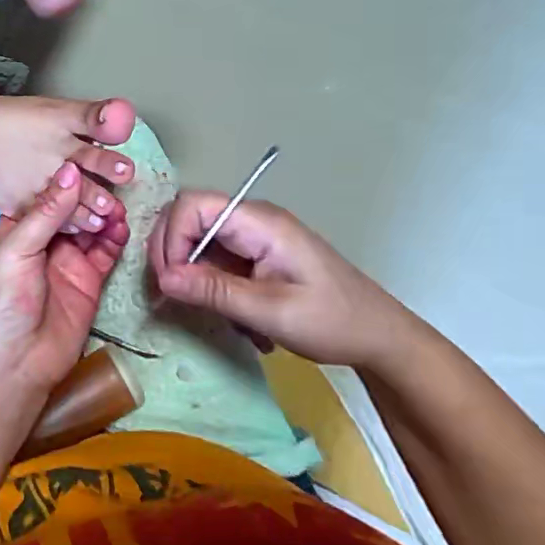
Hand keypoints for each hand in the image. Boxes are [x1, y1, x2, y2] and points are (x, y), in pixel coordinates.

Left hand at [0, 161, 128, 395]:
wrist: (15, 364)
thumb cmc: (2, 302)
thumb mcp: (17, 250)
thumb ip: (46, 212)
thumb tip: (70, 171)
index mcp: (18, 227)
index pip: (46, 193)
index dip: (66, 177)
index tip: (89, 156)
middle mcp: (44, 239)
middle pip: (73, 208)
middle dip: (91, 196)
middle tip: (111, 185)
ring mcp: (68, 259)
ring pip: (92, 227)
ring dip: (105, 216)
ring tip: (117, 209)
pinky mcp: (88, 280)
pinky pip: (106, 253)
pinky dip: (115, 239)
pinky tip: (123, 229)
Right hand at [147, 193, 421, 369]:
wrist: (380, 338)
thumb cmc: (333, 321)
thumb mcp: (272, 312)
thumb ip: (215, 291)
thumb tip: (164, 278)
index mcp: (259, 222)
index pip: (193, 205)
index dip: (171, 237)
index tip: (170, 280)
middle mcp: (252, 220)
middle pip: (189, 218)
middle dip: (174, 255)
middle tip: (174, 295)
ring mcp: (253, 236)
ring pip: (198, 241)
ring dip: (194, 276)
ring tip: (208, 310)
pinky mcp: (254, 255)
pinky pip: (215, 260)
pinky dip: (212, 286)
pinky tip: (232, 315)